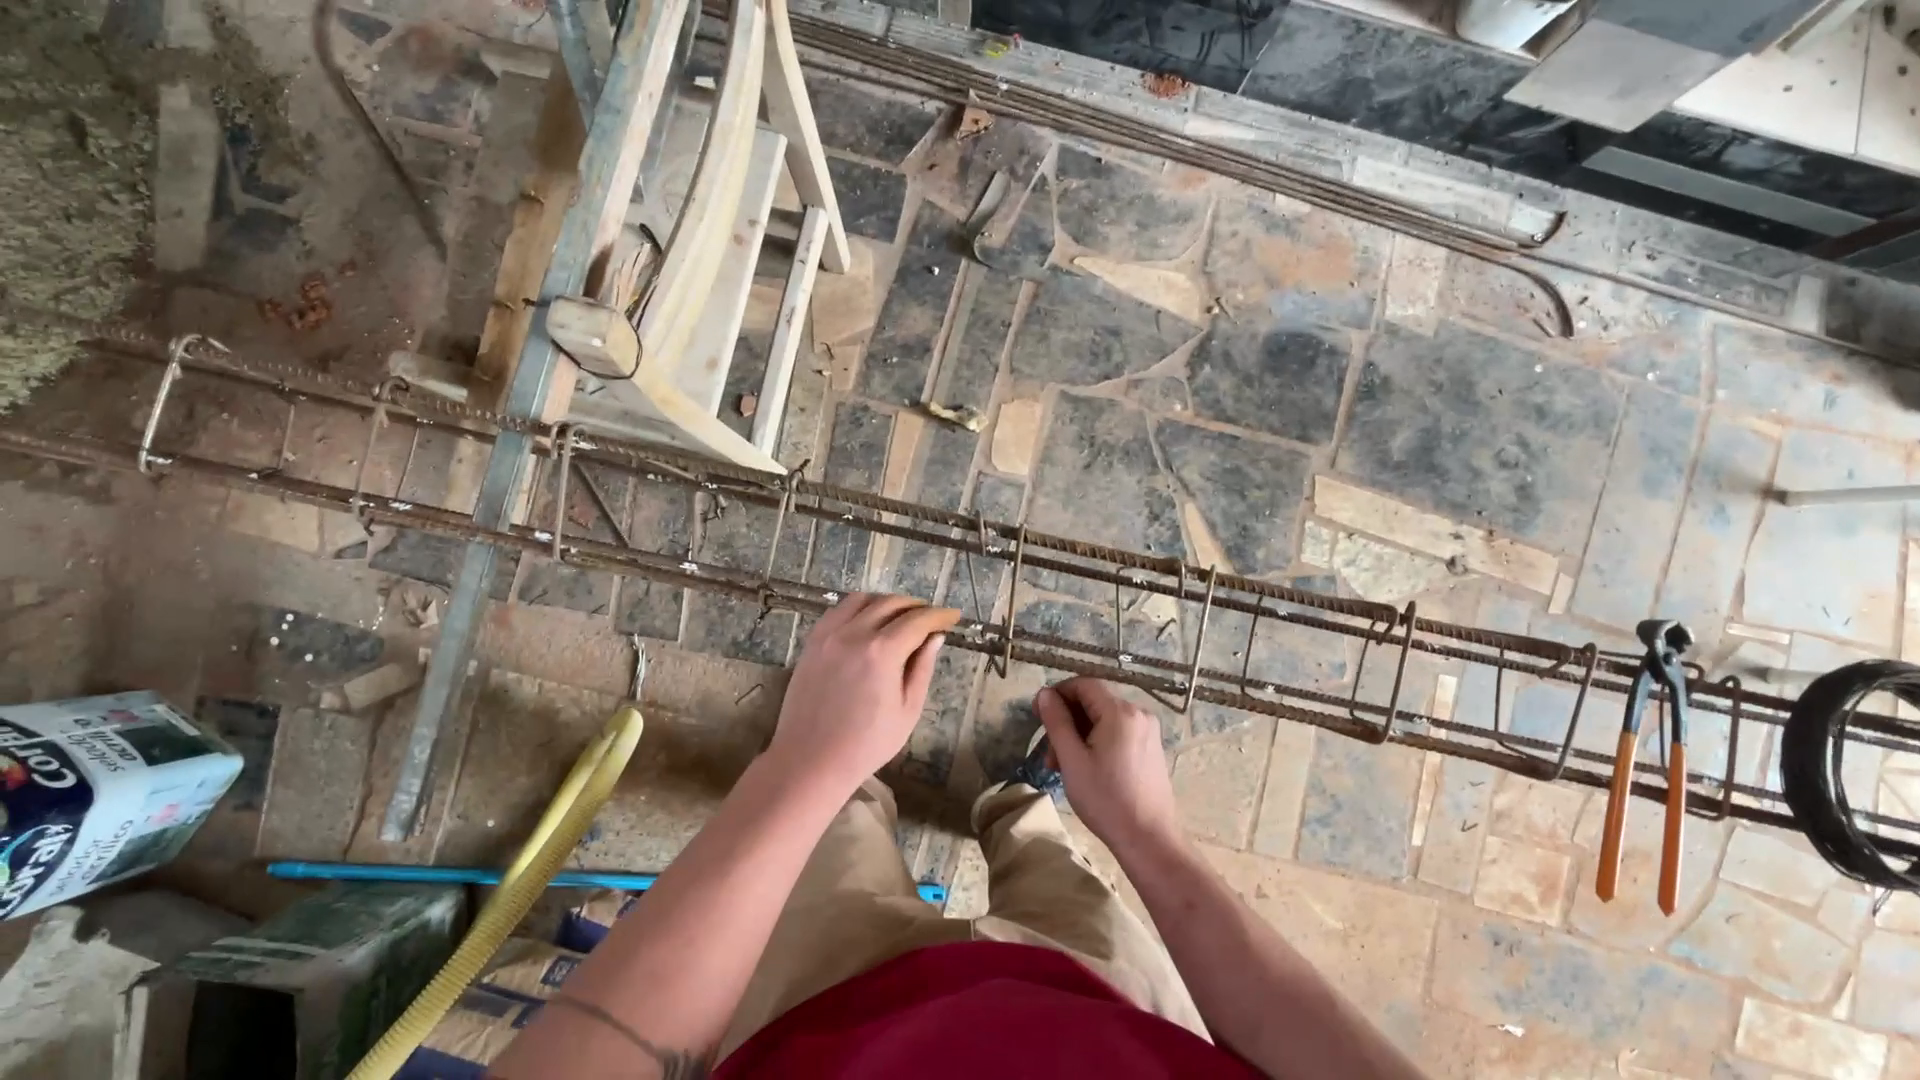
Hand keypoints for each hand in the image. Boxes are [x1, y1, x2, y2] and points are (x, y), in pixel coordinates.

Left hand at [769, 594, 959, 793]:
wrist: (811, 760)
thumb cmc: (866, 744)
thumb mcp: (907, 710)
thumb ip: (922, 668)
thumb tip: (935, 637)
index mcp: (881, 653)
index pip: (917, 621)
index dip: (939, 615)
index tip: (953, 617)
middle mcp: (853, 634)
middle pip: (890, 604)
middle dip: (915, 607)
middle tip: (931, 618)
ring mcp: (828, 636)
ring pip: (862, 600)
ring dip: (886, 603)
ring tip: (900, 617)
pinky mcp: (812, 643)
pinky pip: (837, 611)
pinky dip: (858, 609)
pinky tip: (867, 623)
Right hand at [1034, 677, 1179, 851]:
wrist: (1148, 839)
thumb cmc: (1106, 799)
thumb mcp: (1072, 760)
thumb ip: (1057, 722)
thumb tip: (1045, 693)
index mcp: (1120, 712)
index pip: (1084, 684)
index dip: (1058, 694)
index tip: (1038, 715)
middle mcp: (1139, 714)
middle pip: (1094, 702)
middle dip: (1067, 722)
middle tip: (1049, 756)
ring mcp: (1148, 732)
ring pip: (1104, 720)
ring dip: (1079, 735)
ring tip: (1064, 768)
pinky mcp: (1151, 749)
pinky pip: (1118, 733)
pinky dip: (1097, 743)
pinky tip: (1086, 769)